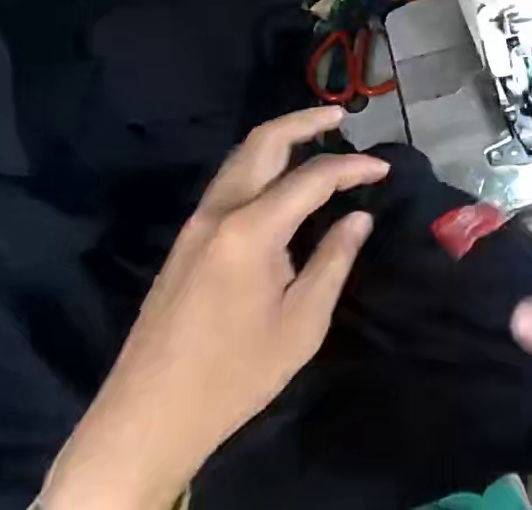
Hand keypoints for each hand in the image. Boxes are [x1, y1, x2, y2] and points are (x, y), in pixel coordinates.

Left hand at [41, 106, 388, 509]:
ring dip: (279, 139)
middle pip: (262, 141)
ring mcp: (197, 222)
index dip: (351, 167)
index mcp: (251, 229)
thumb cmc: (235, 374)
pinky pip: (229, 181)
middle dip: (303, 121)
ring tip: (315, 137)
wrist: (149, 415)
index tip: (382, 169)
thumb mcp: (301, 324)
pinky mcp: (187, 238)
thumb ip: (333, 261)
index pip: (311, 178)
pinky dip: (260, 165)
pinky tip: (281, 180)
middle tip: (340, 116)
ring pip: (240, 157)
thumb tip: (359, 218)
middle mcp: (219, 210)